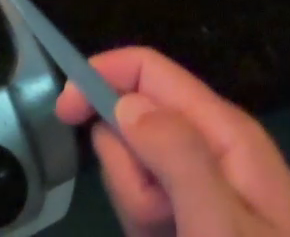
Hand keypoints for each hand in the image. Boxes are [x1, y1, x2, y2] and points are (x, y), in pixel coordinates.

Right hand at [56, 47, 289, 236]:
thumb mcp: (224, 227)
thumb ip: (179, 158)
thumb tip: (126, 101)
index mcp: (223, 130)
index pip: (146, 69)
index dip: (98, 76)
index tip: (64, 114)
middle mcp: (211, 144)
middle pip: (131, 118)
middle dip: (127, 167)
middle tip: (161, 216)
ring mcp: (201, 180)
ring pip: (131, 162)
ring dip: (135, 202)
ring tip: (169, 234)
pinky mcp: (191, 210)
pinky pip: (143, 195)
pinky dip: (143, 220)